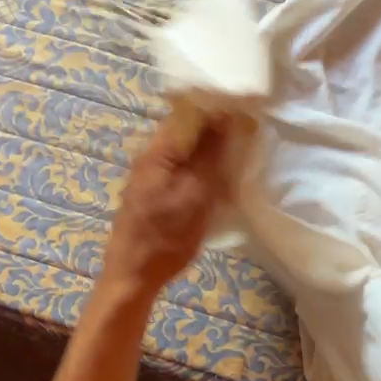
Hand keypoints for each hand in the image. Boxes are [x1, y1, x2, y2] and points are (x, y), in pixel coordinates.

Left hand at [102, 116, 234, 293]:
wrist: (133, 275)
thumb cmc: (166, 237)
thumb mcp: (196, 195)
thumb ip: (211, 154)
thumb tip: (229, 115)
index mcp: (157, 150)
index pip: (190, 110)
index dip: (219, 106)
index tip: (247, 108)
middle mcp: (150, 154)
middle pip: (187, 126)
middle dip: (217, 125)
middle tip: (247, 131)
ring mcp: (150, 172)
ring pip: (185, 146)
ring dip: (210, 146)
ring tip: (237, 150)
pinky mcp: (154, 189)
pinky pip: (181, 164)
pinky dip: (201, 165)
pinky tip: (217, 175)